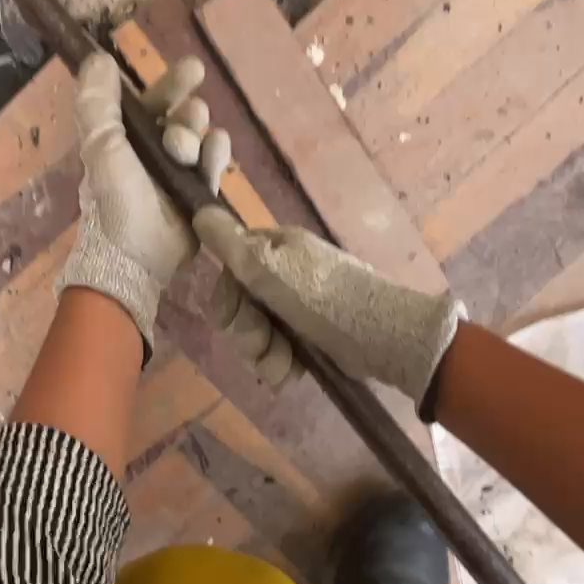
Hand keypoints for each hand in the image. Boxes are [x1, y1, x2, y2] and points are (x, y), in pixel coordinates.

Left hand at [58, 54, 231, 350]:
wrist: (137, 252)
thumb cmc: (114, 197)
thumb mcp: (99, 144)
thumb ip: (96, 102)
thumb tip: (96, 58)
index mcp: (126, 139)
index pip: (152, 101)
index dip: (171, 84)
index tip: (193, 71)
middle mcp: (154, 152)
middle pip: (184, 114)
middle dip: (188, 111)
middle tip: (188, 118)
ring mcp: (179, 172)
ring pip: (202, 134)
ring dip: (195, 136)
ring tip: (182, 154)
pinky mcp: (201, 192)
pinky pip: (217, 160)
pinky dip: (216, 155)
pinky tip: (209, 160)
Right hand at [193, 207, 463, 401]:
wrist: (384, 338)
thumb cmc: (324, 299)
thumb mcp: (271, 269)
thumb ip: (231, 246)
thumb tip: (199, 211)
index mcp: (276, 249)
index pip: (229, 269)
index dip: (225, 298)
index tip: (231, 317)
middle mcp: (285, 274)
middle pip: (241, 307)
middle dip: (246, 333)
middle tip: (262, 342)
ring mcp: (299, 307)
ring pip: (257, 334)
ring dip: (263, 355)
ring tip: (283, 365)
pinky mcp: (311, 336)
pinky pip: (279, 352)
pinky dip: (281, 365)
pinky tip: (293, 373)